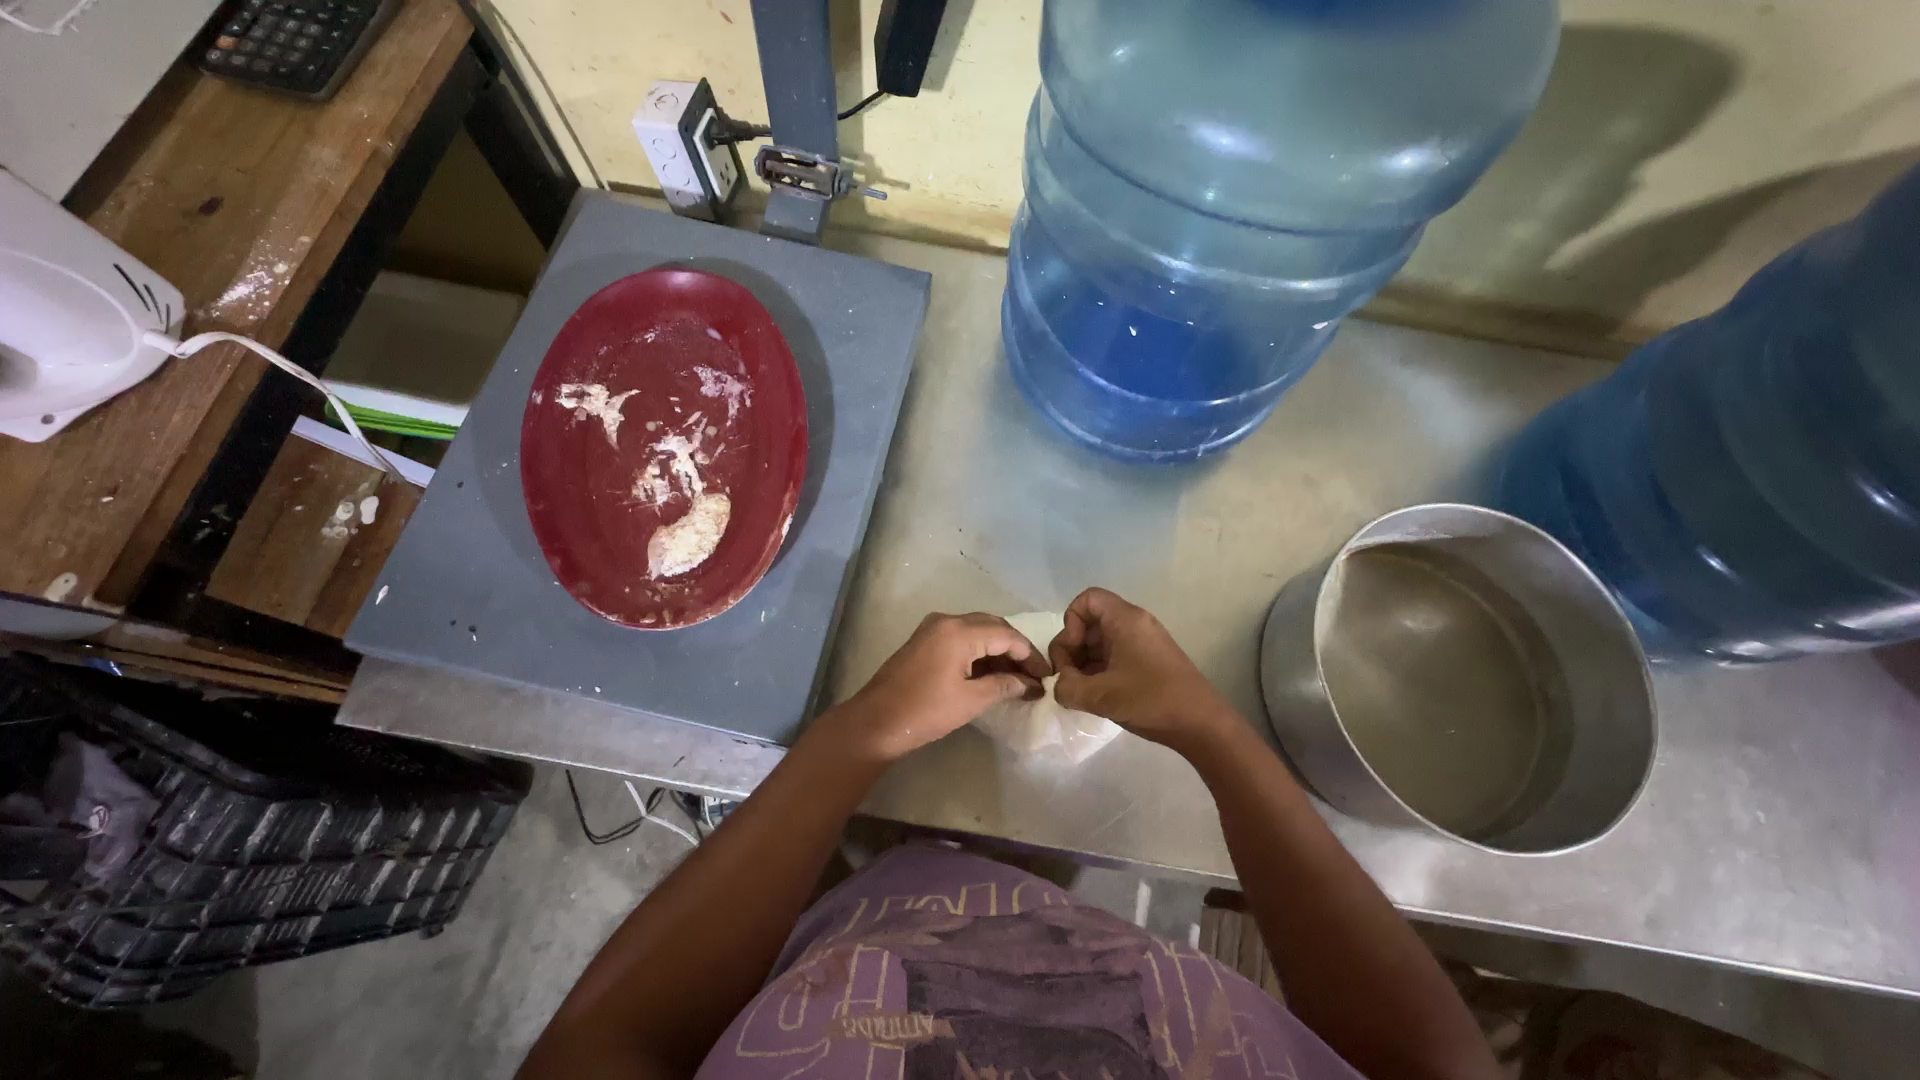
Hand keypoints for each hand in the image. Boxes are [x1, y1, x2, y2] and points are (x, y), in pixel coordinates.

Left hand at [821, 612, 1052, 762]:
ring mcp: (932, 629)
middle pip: (993, 627)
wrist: (875, 723)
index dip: (1030, 655)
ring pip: (977, 631)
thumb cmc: (925, 711)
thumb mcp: (971, 701)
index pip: (1007, 635)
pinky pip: (961, 638)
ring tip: (1017, 678)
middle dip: (1016, 650)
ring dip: (998, 651)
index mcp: (959, 631)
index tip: (1046, 676)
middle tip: (1034, 676)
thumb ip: (1004, 686)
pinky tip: (991, 674)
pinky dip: (979, 653)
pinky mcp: (924, 641)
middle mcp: (946, 621)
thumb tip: (1030, 684)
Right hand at [1049, 588, 1239, 752]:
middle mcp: (1134, 625)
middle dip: (1072, 649)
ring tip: (1081, 693)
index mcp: (1125, 620)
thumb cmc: (1150, 700)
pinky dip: (1099, 672)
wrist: (1201, 724)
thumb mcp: (1100, 696)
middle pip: (1090, 622)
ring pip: (1100, 642)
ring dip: (1083, 664)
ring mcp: (1142, 644)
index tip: (1072, 654)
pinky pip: (1114, 656)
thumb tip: (1060, 685)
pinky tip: (1097, 697)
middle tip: (1068, 681)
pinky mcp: (1147, 663)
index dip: (1070, 623)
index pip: (1087, 600)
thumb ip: (1067, 687)